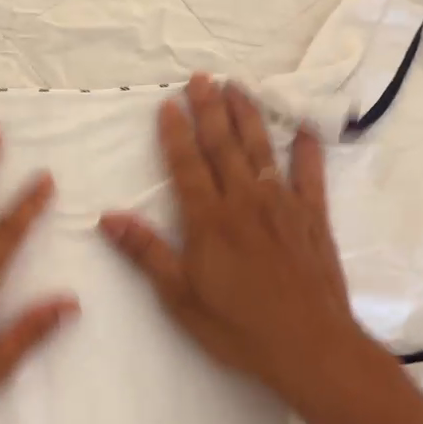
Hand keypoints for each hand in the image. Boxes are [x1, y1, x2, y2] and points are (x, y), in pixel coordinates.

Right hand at [99, 74, 384, 413]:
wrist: (310, 346)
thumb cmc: (237, 327)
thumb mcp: (179, 297)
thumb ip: (146, 252)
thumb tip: (107, 217)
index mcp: (209, 221)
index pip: (187, 166)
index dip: (175, 134)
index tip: (168, 103)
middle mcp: (245, 202)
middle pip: (224, 146)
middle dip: (211, 110)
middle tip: (202, 77)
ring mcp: (284, 207)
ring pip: (263, 150)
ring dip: (249, 116)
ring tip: (239, 86)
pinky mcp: (315, 220)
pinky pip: (311, 176)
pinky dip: (307, 150)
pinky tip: (303, 129)